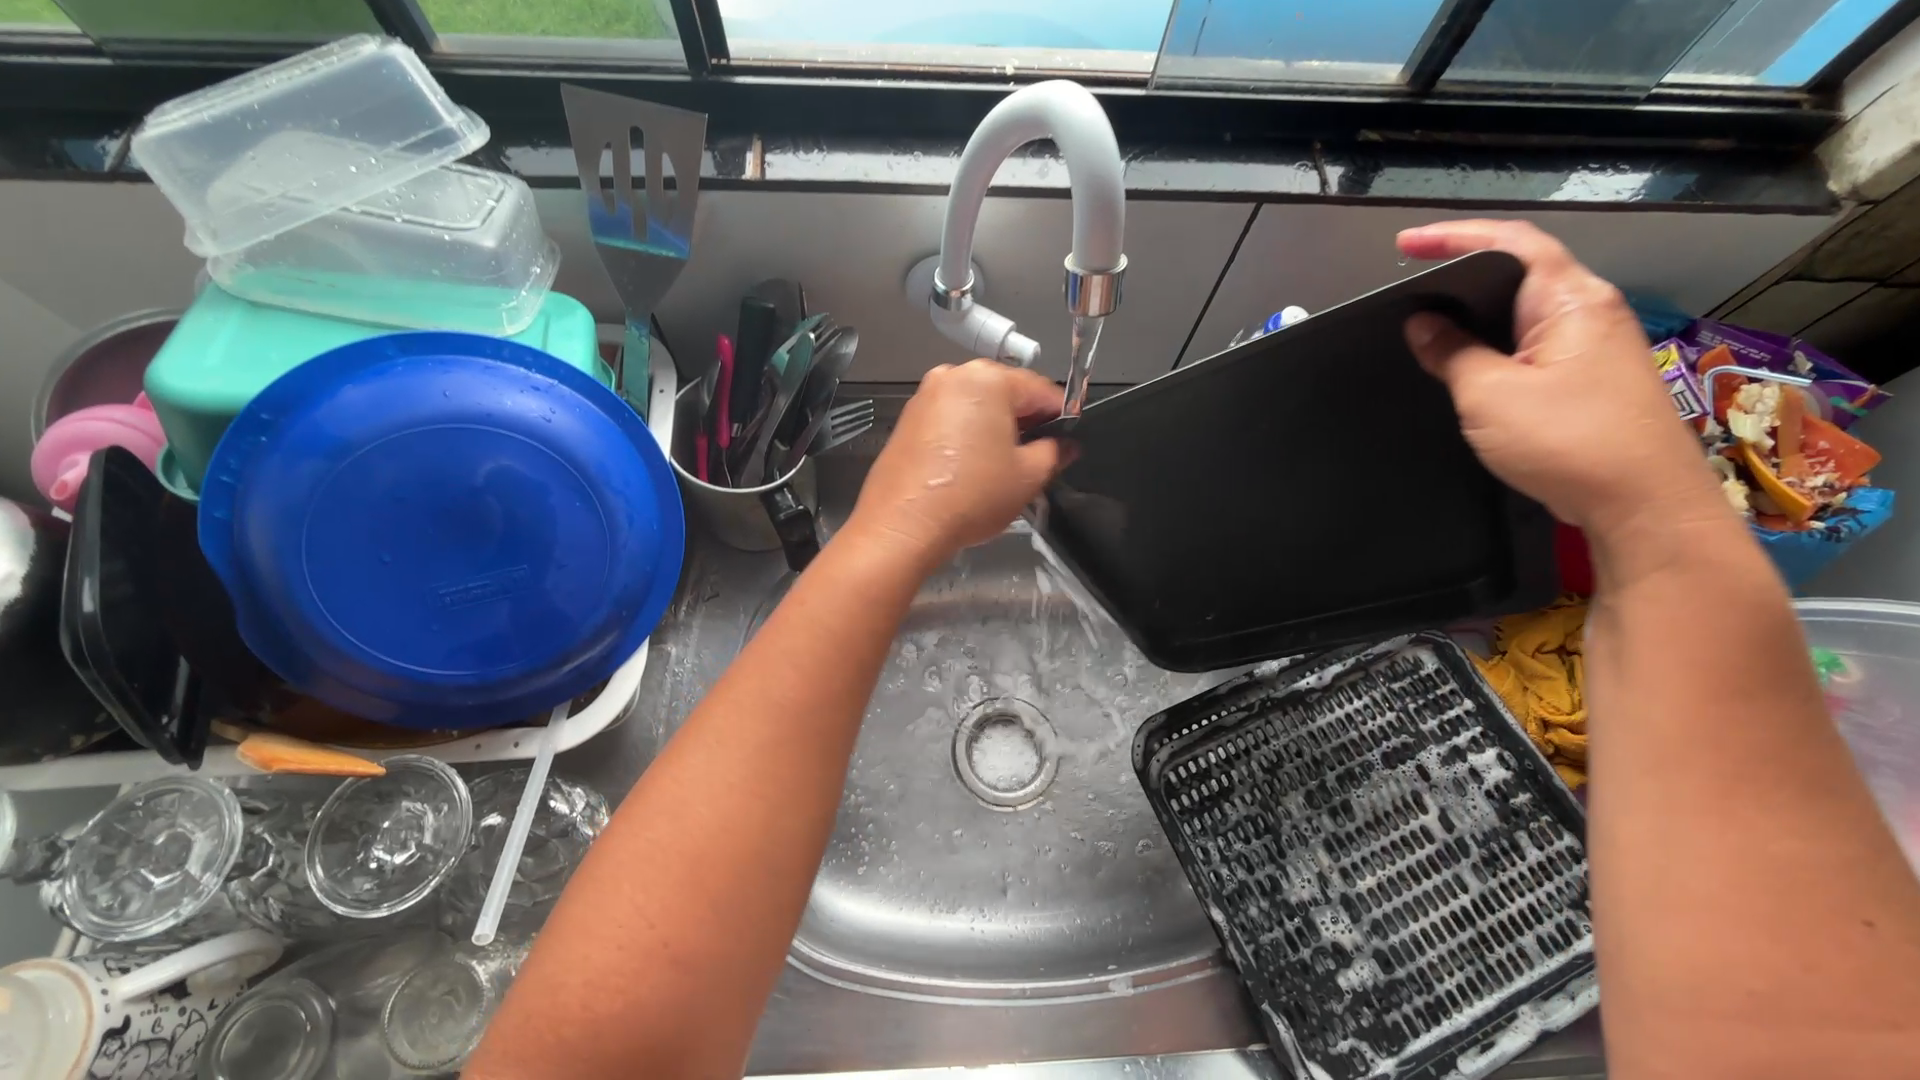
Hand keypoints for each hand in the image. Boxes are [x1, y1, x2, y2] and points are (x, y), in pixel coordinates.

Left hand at [843, 360, 1066, 571]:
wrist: (902, 526)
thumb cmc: (968, 497)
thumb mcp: (1028, 477)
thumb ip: (1055, 453)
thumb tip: (1065, 446)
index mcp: (988, 379)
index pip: (1041, 389)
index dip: (1061, 415)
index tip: (1070, 438)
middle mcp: (953, 377)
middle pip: (1005, 393)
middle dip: (1026, 421)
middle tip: (1039, 457)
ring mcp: (926, 397)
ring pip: (977, 406)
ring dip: (995, 429)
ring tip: (1004, 468)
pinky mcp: (908, 420)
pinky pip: (951, 419)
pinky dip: (967, 436)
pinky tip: (972, 468)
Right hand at [1398, 220, 1721, 536]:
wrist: (1641, 504)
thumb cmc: (1568, 442)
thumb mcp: (1490, 394)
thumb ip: (1451, 352)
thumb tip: (1422, 324)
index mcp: (1571, 300)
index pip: (1512, 243)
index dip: (1454, 236)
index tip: (1404, 244)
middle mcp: (1589, 311)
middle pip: (1520, 271)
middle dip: (1462, 270)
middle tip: (1409, 282)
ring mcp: (1593, 346)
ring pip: (1524, 310)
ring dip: (1476, 310)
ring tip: (1426, 320)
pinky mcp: (1587, 379)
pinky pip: (1530, 342)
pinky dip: (1491, 341)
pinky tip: (1463, 360)